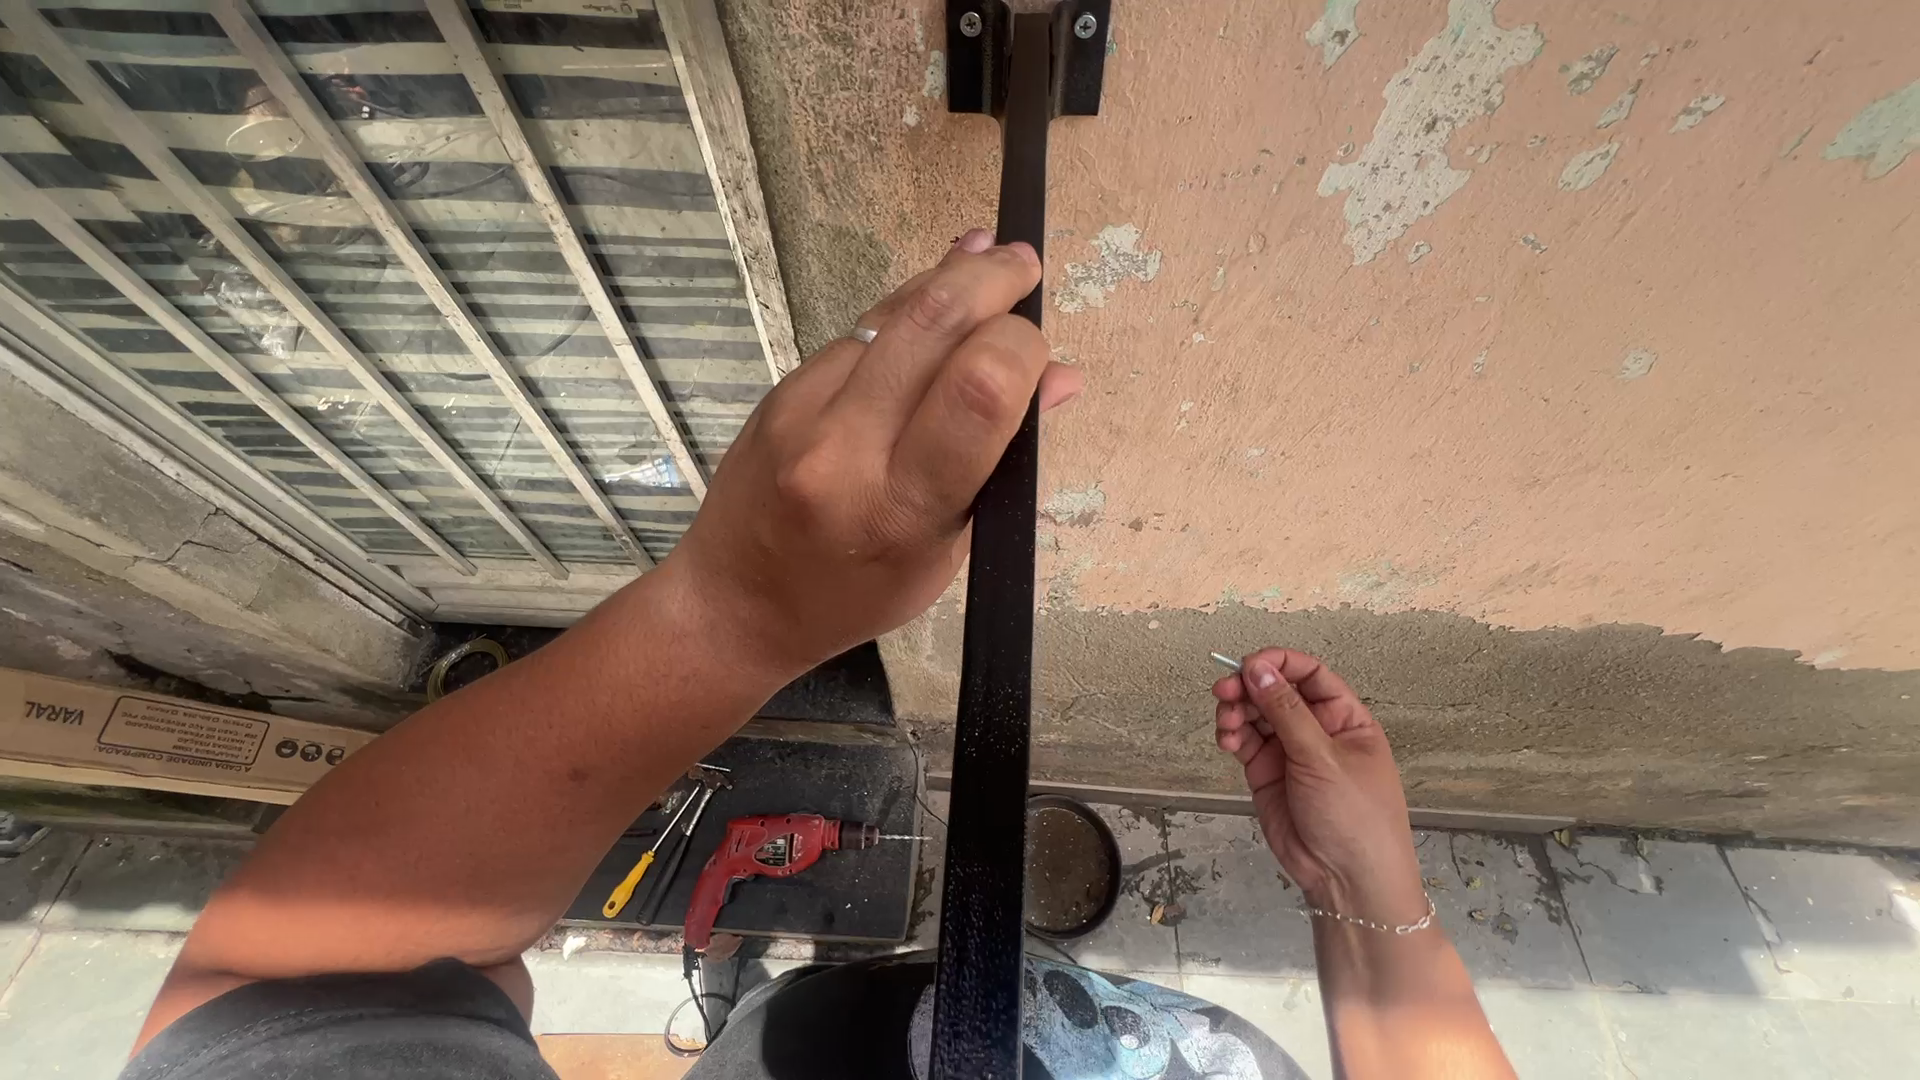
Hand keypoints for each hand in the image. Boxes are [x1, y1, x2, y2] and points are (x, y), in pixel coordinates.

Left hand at [664, 228, 1082, 676]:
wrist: (735, 602)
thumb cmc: (857, 595)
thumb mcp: (946, 551)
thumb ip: (998, 462)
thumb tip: (1058, 379)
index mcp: (902, 508)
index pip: (978, 390)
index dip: (1021, 348)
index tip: (1038, 351)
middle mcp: (845, 449)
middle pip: (930, 323)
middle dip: (990, 279)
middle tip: (1023, 263)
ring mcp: (801, 411)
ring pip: (889, 315)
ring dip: (945, 283)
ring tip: (986, 264)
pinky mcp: (779, 389)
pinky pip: (857, 334)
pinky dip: (902, 314)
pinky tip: (928, 310)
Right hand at [1213, 649, 1425, 923]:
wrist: (1347, 882)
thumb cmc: (1354, 816)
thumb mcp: (1322, 758)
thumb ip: (1286, 710)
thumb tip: (1256, 667)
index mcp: (1344, 719)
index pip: (1309, 674)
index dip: (1279, 663)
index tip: (1248, 664)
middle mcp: (1315, 729)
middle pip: (1275, 690)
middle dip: (1248, 686)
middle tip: (1224, 691)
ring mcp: (1288, 750)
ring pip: (1254, 713)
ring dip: (1235, 710)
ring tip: (1226, 724)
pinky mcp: (1265, 771)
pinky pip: (1243, 740)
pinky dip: (1230, 734)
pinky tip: (1227, 741)